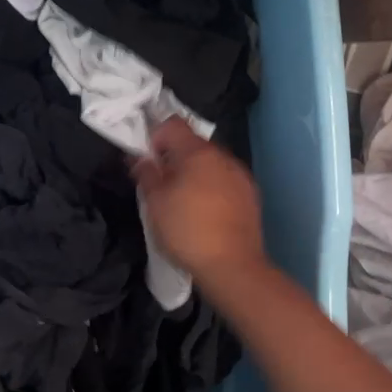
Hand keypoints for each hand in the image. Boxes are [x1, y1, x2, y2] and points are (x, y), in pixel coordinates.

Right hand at [132, 118, 266, 282]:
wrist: (233, 267)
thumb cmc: (187, 230)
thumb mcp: (155, 202)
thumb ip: (146, 173)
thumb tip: (140, 158)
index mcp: (197, 152)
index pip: (172, 124)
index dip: (155, 136)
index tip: (148, 161)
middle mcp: (222, 156)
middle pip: (192, 143)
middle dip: (175, 157)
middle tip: (161, 184)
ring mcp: (240, 175)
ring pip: (210, 163)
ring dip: (195, 173)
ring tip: (184, 202)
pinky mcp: (251, 196)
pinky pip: (225, 180)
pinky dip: (212, 188)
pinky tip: (206, 213)